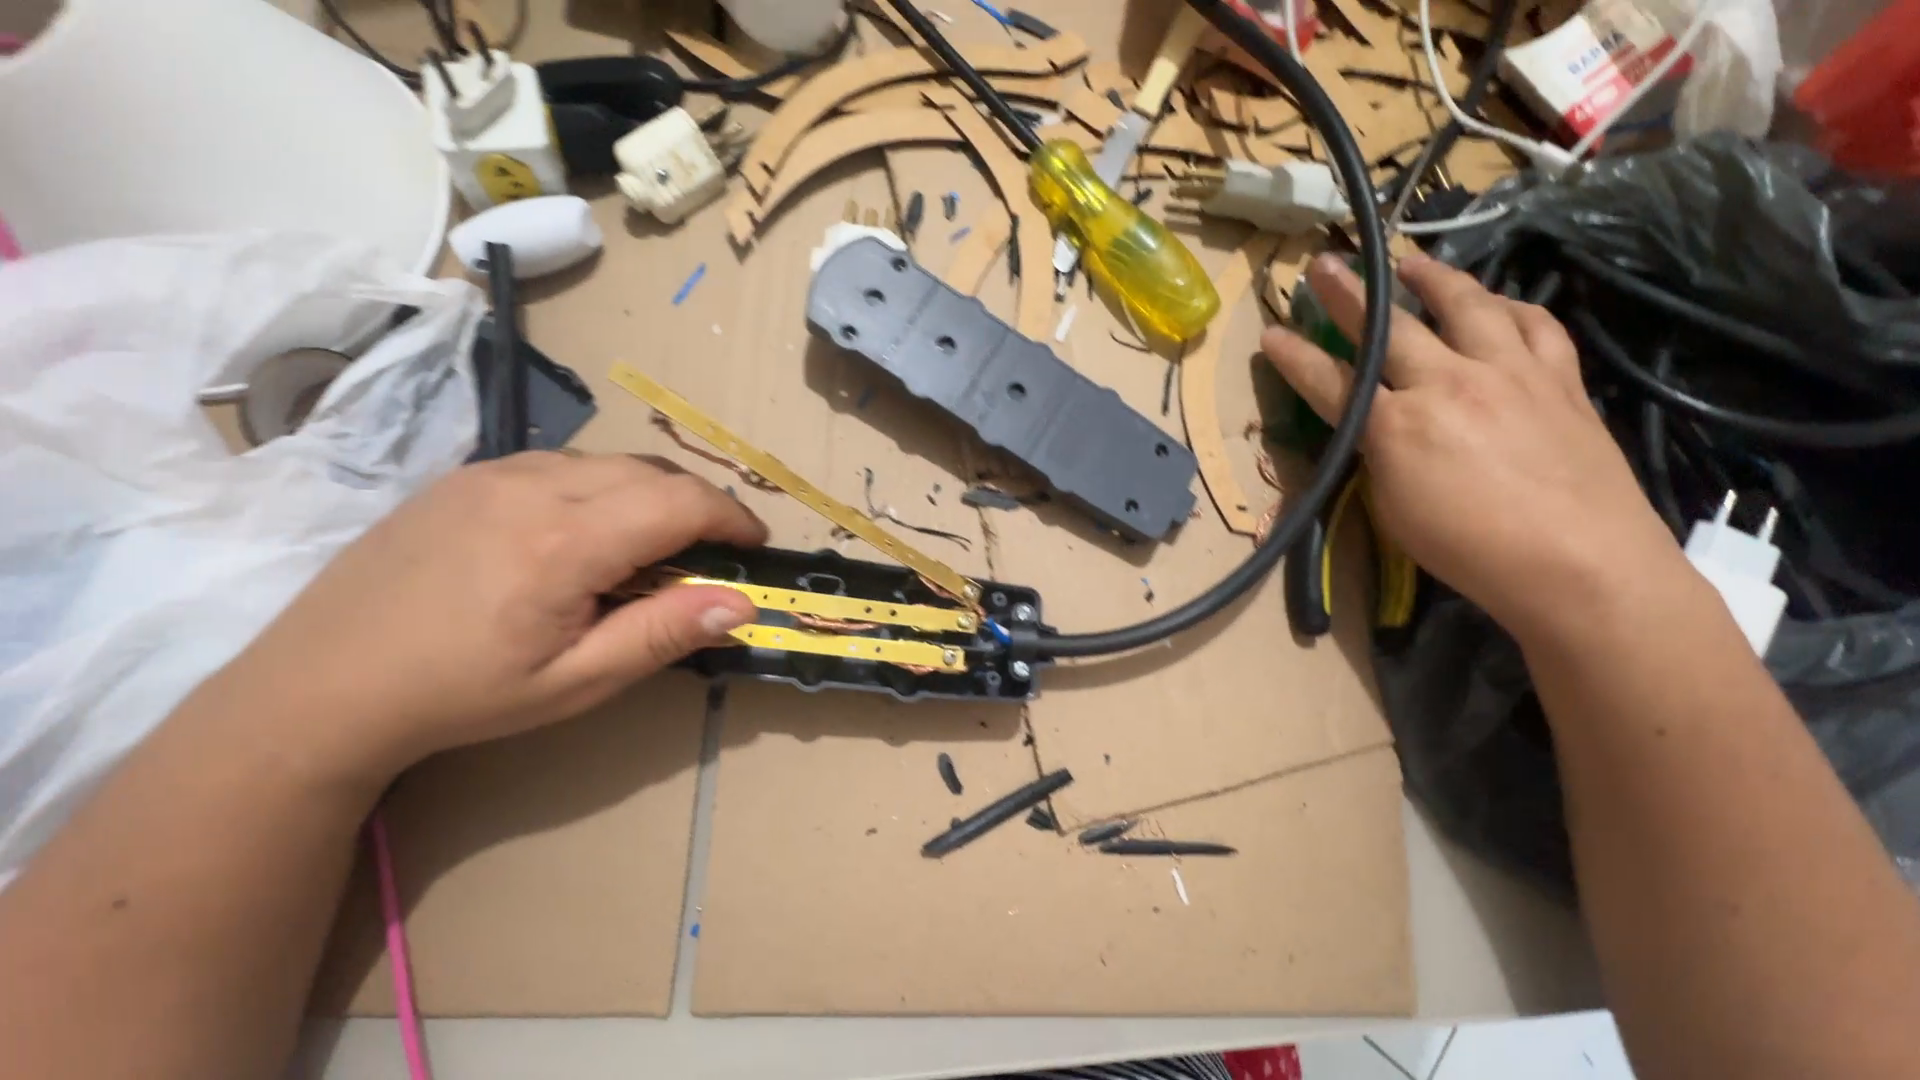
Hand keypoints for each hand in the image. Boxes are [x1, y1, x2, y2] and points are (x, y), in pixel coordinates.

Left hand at [203, 452, 766, 786]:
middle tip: (710, 556)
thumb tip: (743, 603)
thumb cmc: (462, 694)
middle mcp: (534, 486)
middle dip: (697, 505)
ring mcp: (494, 472)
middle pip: (650, 472)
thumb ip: (662, 634)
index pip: (680, 503)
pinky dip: (600, 488)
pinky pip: (561, 464)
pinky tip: (582, 535)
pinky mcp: (467, 474)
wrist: (327, 682)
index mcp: (565, 541)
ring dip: (648, 495)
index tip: (756, 546)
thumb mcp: (574, 682)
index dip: (732, 518)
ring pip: (607, 462)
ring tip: (648, 550)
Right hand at [1261, 253, 1686, 639]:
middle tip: (1326, 265)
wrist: (1578, 562)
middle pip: (1389, 328)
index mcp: (1398, 427)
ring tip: (1410, 263)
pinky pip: (1534, 324)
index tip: (1271, 333)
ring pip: (1467, 305)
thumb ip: (1380, 457)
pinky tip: (1496, 302)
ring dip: (1432, 278)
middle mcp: (1449, 384)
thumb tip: (1378, 427)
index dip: (1296, 357)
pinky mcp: (1559, 378)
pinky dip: (1509, 307)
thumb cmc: (1470, 550)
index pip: (1332, 382)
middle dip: (1350, 293)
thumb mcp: (1394, 510)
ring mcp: (1510, 373)